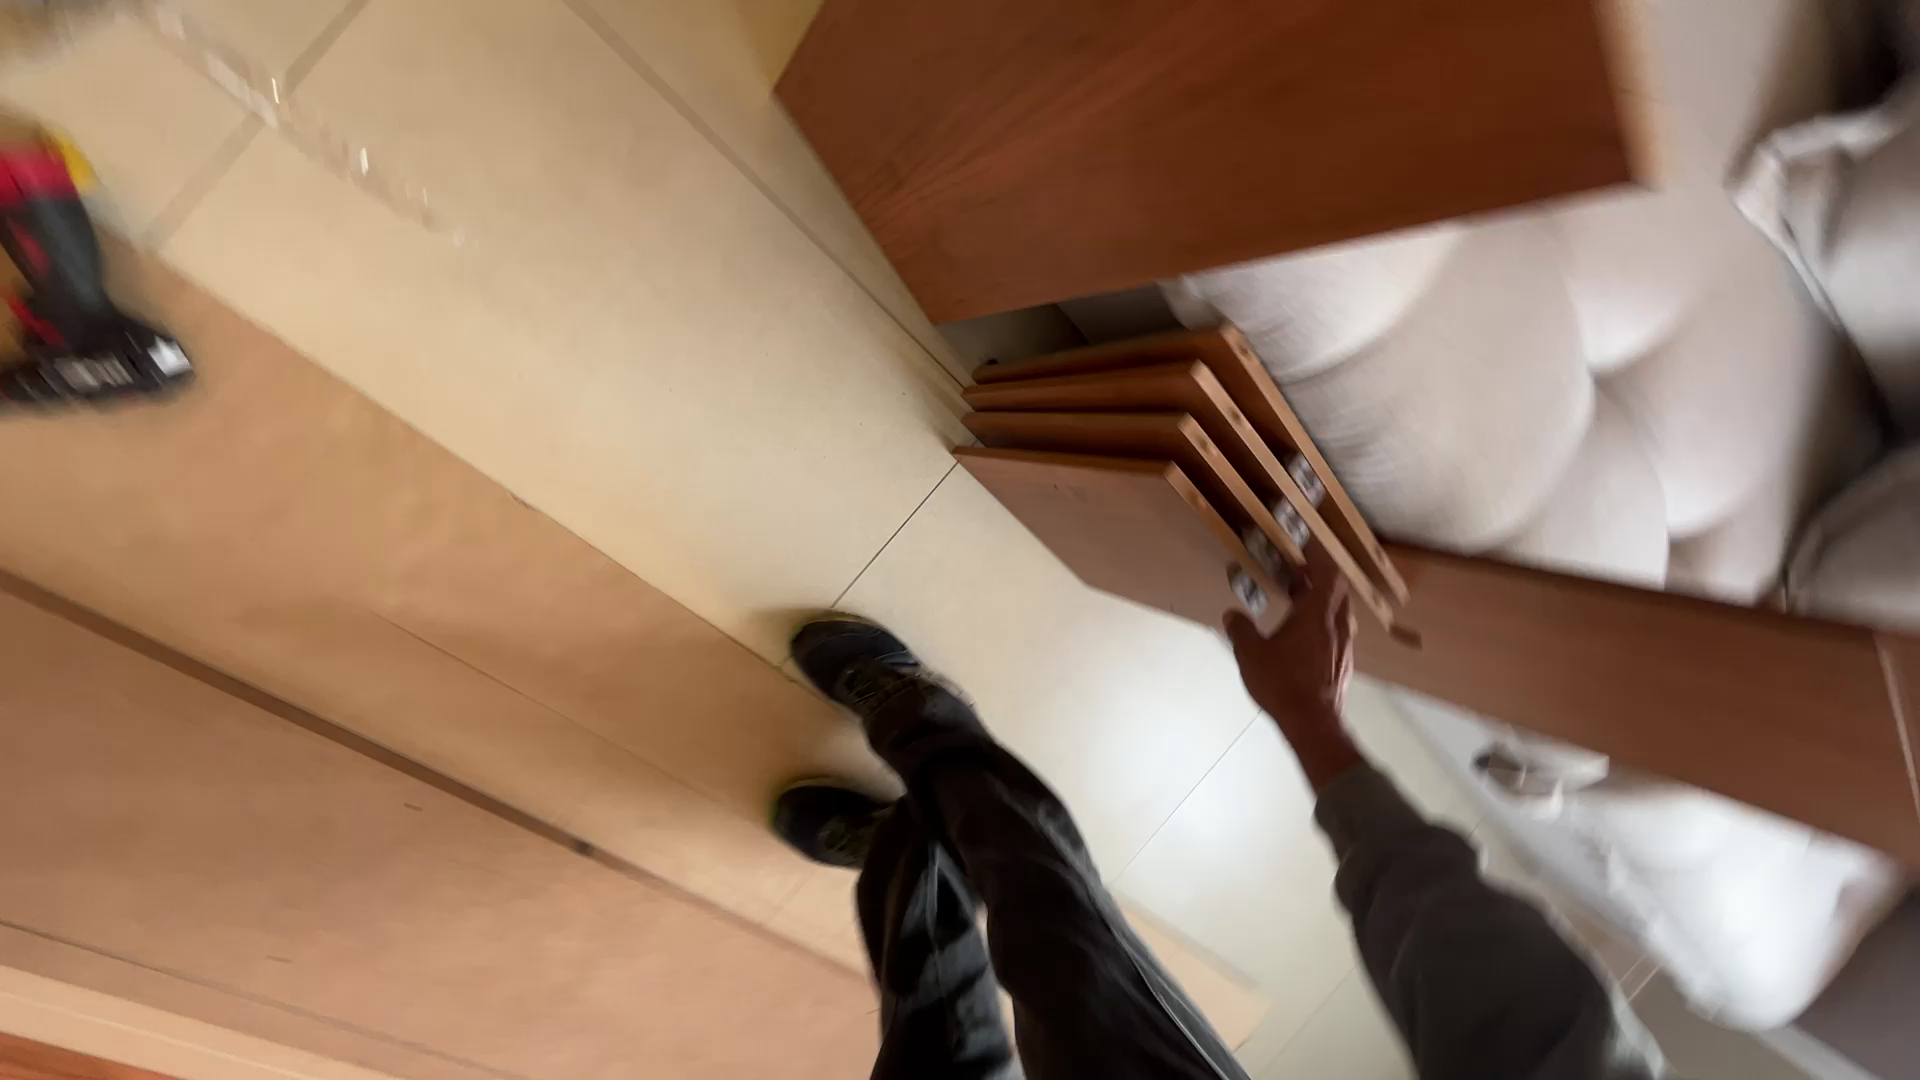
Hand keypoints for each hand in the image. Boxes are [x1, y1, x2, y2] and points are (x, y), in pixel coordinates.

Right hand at [1225, 570, 1363, 790]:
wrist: (1312, 723)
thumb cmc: (1281, 682)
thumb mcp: (1250, 653)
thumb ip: (1241, 629)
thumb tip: (1232, 614)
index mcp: (1316, 615)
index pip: (1327, 576)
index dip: (1318, 561)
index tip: (1304, 552)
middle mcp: (1336, 626)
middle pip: (1338, 592)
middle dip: (1320, 580)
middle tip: (1298, 577)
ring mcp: (1344, 647)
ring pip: (1340, 614)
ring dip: (1323, 603)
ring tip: (1300, 605)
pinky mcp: (1343, 665)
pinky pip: (1338, 634)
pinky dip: (1325, 625)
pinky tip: (1306, 638)